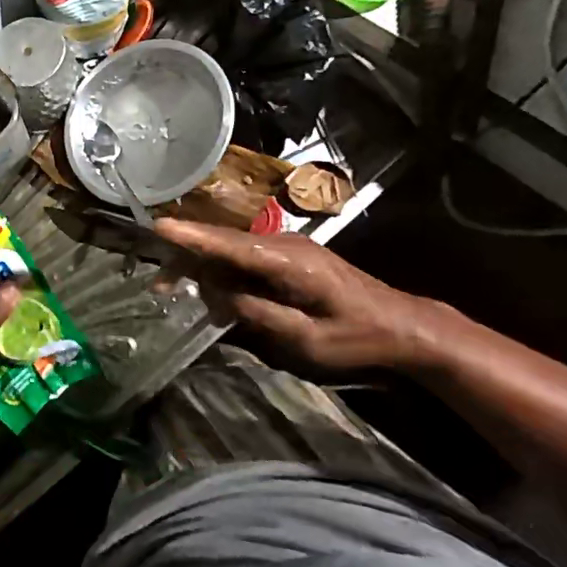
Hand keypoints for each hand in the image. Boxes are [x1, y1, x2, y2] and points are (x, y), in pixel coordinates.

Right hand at [155, 219, 469, 374]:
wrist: (407, 327)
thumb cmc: (359, 337)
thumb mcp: (307, 337)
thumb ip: (257, 312)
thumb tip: (215, 293)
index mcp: (289, 262)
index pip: (229, 244)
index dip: (192, 237)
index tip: (158, 228)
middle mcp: (282, 244)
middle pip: (220, 244)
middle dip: (186, 259)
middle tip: (160, 287)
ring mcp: (283, 247)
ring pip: (227, 251)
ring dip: (203, 270)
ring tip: (184, 296)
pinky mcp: (284, 256)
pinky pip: (241, 258)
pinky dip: (222, 272)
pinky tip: (217, 295)